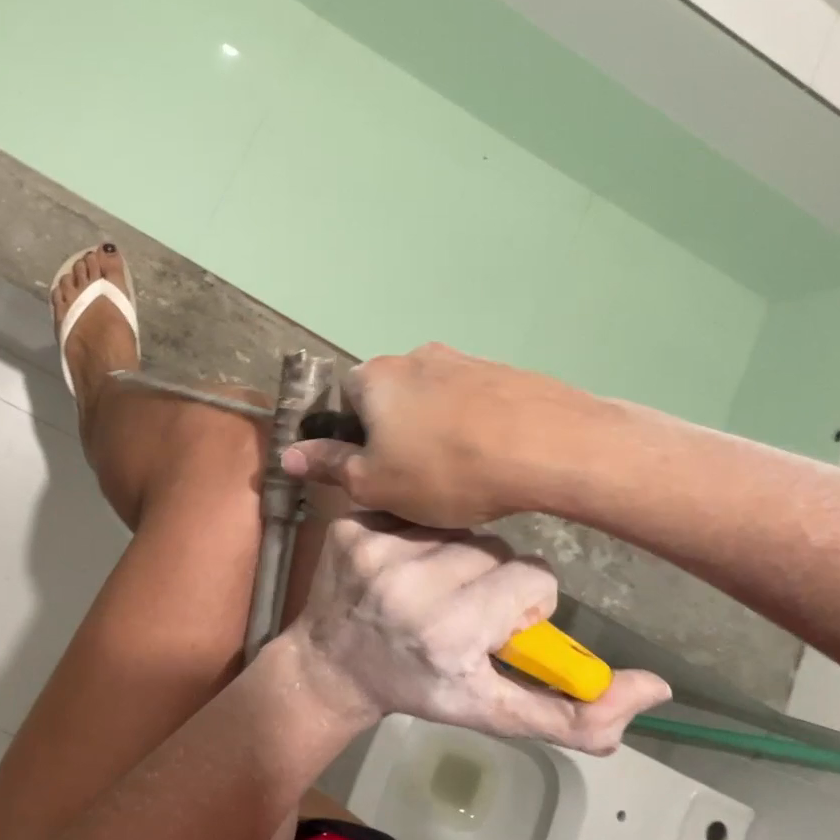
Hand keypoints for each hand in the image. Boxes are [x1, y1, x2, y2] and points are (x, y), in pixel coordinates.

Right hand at [283, 343, 620, 526]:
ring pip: (434, 401)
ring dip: (437, 431)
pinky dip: (475, 428)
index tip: (374, 471)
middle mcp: (415, 357)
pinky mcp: (508, 373)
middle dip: (396, 433)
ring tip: (460, 474)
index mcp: (375, 377)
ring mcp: (466, 360)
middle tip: (414, 478)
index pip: (344, 399)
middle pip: (391, 398)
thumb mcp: (374, 482)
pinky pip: (475, 404)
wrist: (553, 447)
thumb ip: (329, 466)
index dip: (353, 437)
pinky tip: (494, 462)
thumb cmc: (446, 468)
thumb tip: (287, 455)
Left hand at [287, 515, 669, 754]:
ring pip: (456, 525)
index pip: (532, 576)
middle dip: (491, 576)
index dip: (526, 601)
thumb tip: (656, 688)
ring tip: (431, 585)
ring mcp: (371, 548)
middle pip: (495, 547)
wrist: (331, 665)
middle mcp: (407, 584)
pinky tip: (402, 563)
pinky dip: (416, 533)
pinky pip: (412, 510)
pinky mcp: (347, 525)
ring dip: (454, 552)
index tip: (499, 624)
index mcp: (448, 632)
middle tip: (463, 605)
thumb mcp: (494, 714)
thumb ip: (576, 715)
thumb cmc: (418, 688)